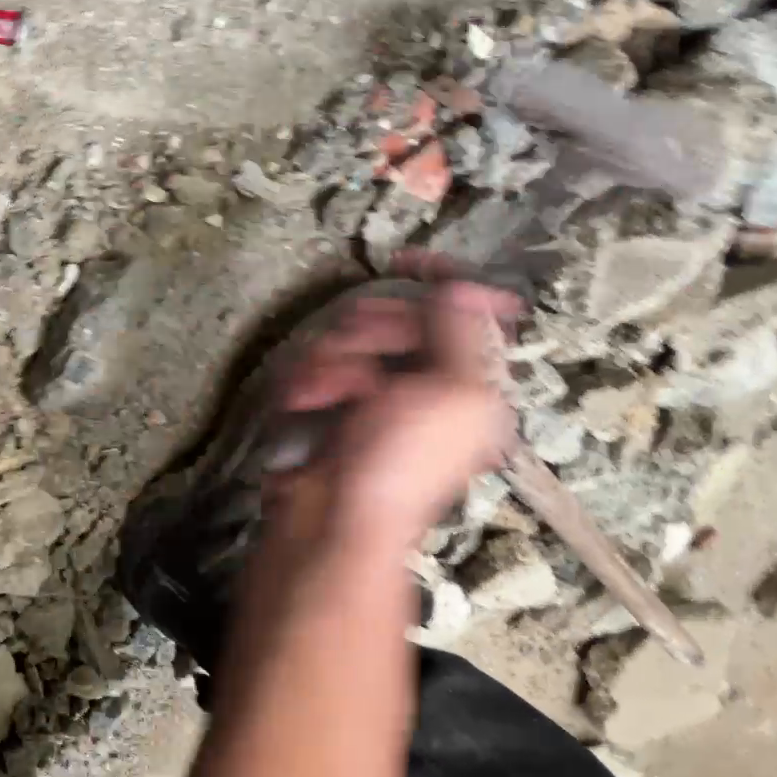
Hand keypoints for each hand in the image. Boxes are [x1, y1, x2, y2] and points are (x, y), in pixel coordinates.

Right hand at [275, 283, 520, 550]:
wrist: (332, 517)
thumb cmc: (399, 462)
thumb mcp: (450, 394)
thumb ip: (461, 335)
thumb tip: (465, 287)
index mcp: (471, 381)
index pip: (465, 311)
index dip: (441, 279)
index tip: (405, 258)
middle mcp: (426, 382)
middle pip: (395, 319)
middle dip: (365, 332)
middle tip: (355, 351)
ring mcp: (375, 394)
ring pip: (348, 340)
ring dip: (328, 362)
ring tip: (323, 393)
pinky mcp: (331, 403)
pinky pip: (317, 366)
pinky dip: (306, 380)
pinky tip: (305, 401)